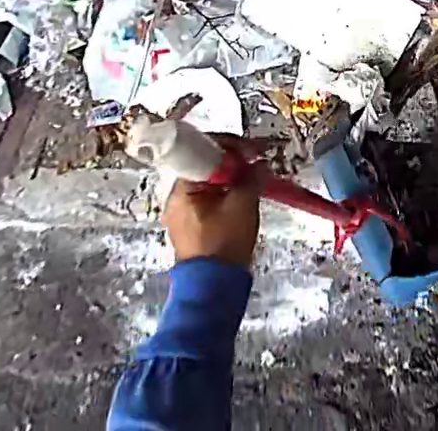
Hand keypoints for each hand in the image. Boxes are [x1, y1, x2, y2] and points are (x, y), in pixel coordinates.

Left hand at [164, 146, 259, 266]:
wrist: (213, 292)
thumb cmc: (224, 245)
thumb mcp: (242, 206)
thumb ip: (251, 179)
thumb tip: (260, 164)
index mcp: (183, 187)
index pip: (203, 151)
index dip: (229, 146)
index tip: (249, 150)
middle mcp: (177, 197)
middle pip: (205, 166)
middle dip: (232, 162)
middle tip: (254, 162)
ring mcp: (182, 213)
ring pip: (208, 183)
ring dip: (231, 179)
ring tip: (252, 179)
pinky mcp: (191, 227)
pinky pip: (208, 200)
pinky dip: (225, 194)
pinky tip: (242, 197)